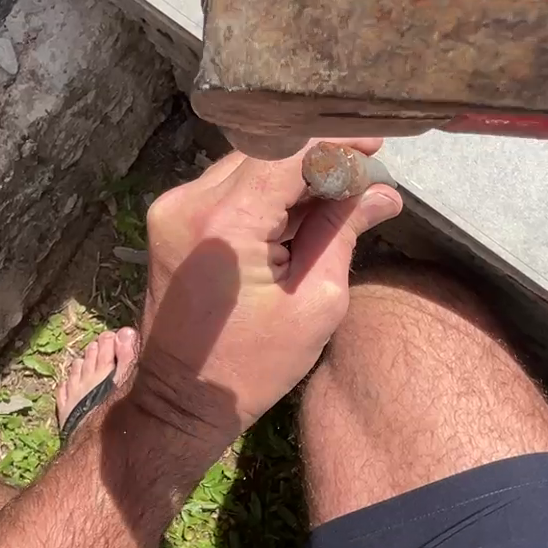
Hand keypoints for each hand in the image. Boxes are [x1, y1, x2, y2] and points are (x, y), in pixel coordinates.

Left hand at [125, 139, 403, 454]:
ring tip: (334, 203)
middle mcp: (187, 204)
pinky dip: (262, 196)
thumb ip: (343, 233)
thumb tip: (380, 193)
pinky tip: (293, 218)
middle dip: (317, 164)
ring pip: (245, 167)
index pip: (288, 154)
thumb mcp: (315, 302)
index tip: (376, 146)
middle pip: (265, 154)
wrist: (180, 402)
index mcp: (223, 225)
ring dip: (290, 179)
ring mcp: (171, 210)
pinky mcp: (168, 221)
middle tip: (362, 183)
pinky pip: (224, 189)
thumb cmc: (251, 367)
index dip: (336, 145)